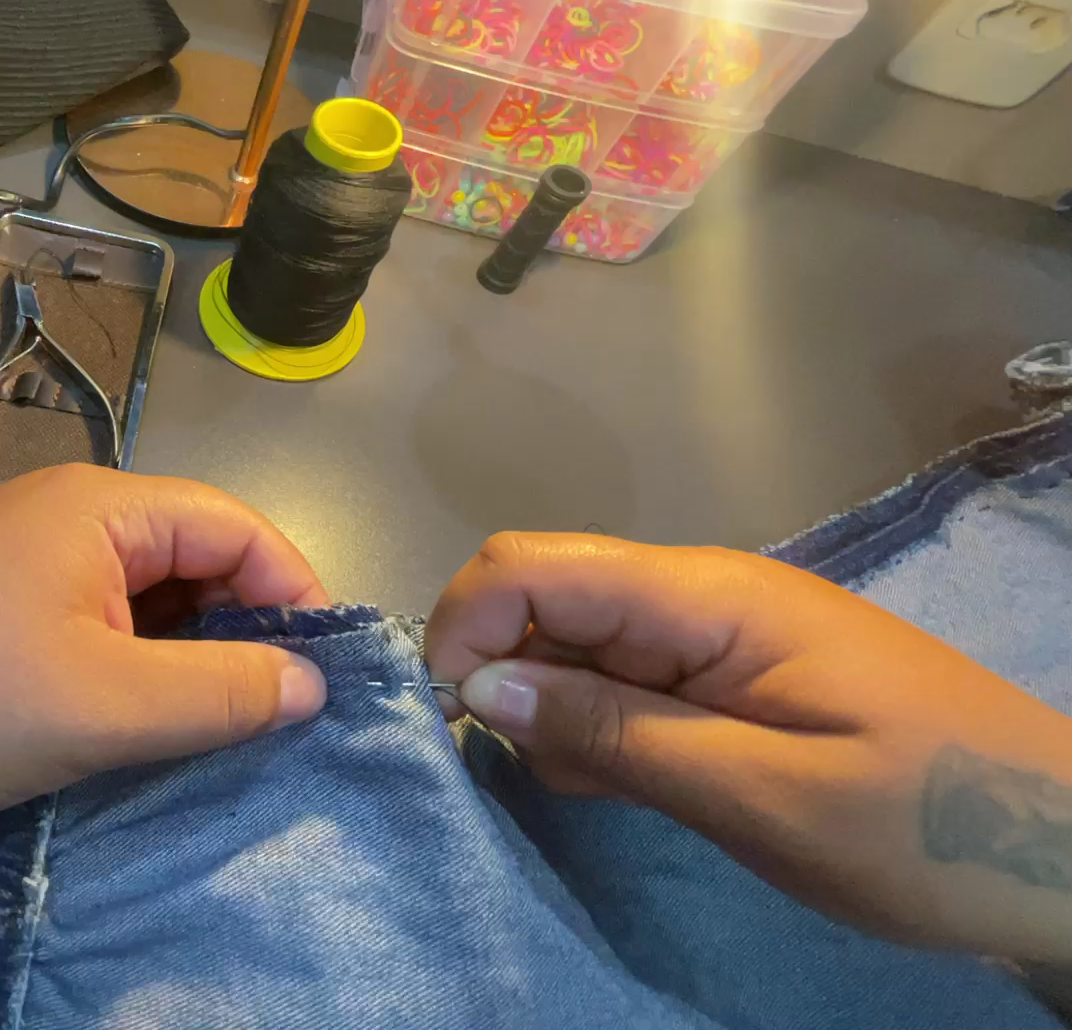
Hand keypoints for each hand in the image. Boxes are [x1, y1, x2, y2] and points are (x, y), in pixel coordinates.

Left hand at [0, 464, 329, 840]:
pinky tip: (151, 710)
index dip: (289, 585)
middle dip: (242, 621)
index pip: (230, 523)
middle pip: (192, 551)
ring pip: (151, 589)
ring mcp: (37, 556)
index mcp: (100, 506)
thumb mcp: (106, 701)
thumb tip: (313, 684)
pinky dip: (143, 658)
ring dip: (192, 646)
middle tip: (275, 703)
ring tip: (220, 716)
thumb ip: (220, 690)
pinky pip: (107, 616)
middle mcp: (72, 513)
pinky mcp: (13, 600)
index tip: (323, 667)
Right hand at [425, 533, 1071, 965]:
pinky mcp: (697, 668)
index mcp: (697, 595)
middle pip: (531, 593)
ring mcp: (689, 629)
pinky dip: (578, 722)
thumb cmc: (939, 827)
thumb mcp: (765, 795)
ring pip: (554, 637)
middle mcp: (680, 592)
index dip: (464, 624)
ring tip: (597, 779)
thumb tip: (477, 688)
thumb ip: (610, 732)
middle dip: (494, 665)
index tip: (456, 710)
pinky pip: (596, 674)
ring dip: (540, 703)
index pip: (527, 566)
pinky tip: (620, 773)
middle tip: (523, 753)